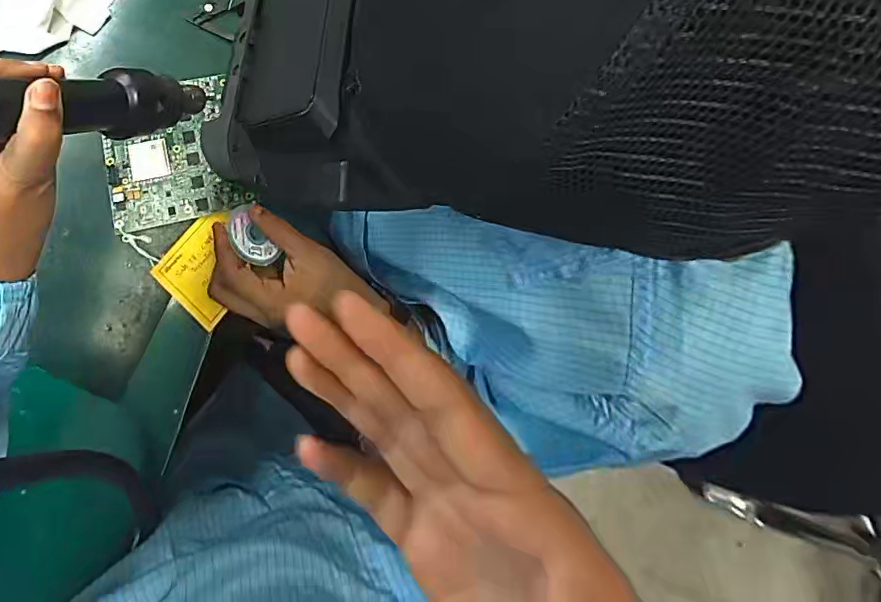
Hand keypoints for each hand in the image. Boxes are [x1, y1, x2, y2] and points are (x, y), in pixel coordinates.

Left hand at [209, 206, 389, 328]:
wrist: (364, 320)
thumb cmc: (340, 286)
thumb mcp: (309, 252)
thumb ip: (278, 231)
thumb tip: (252, 212)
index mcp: (267, 301)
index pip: (229, 275)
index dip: (221, 247)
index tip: (220, 226)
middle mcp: (260, 315)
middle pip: (221, 292)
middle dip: (219, 261)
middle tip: (228, 236)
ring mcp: (265, 319)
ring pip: (231, 297)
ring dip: (229, 269)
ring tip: (240, 244)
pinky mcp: (273, 317)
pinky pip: (245, 297)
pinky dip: (242, 276)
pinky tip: (254, 259)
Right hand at [287, 293, 637, 601]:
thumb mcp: (585, 594)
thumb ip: (566, 571)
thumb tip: (488, 503)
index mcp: (504, 473)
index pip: (439, 396)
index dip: (393, 348)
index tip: (348, 306)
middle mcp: (466, 470)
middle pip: (400, 399)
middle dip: (351, 353)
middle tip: (300, 314)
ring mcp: (440, 501)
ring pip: (382, 430)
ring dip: (338, 390)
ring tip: (296, 354)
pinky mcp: (421, 538)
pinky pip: (374, 490)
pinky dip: (339, 465)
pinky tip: (306, 444)